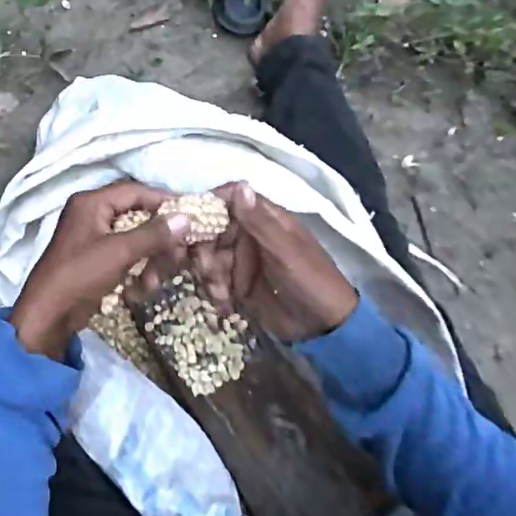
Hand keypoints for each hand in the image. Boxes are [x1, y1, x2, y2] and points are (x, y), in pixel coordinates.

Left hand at [10, 180, 191, 358]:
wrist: (49, 314)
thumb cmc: (80, 274)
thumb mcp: (120, 252)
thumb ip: (153, 234)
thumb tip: (186, 217)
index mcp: (91, 203)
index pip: (135, 191)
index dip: (163, 201)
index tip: (190, 215)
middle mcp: (91, 214)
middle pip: (136, 215)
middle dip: (157, 239)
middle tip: (178, 255)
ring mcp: (91, 237)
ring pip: (133, 239)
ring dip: (149, 259)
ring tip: (155, 281)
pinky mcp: (94, 259)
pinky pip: (123, 256)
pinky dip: (135, 269)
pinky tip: (141, 289)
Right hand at [190, 182, 357, 340]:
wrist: (324, 329)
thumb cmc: (312, 282)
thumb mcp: (286, 252)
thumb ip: (260, 222)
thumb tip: (240, 185)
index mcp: (266, 219)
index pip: (229, 199)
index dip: (208, 206)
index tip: (191, 222)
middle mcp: (250, 234)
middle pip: (212, 228)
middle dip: (203, 248)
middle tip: (206, 269)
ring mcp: (242, 259)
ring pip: (208, 255)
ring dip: (208, 272)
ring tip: (219, 291)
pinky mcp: (237, 282)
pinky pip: (213, 278)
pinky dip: (213, 289)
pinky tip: (224, 302)